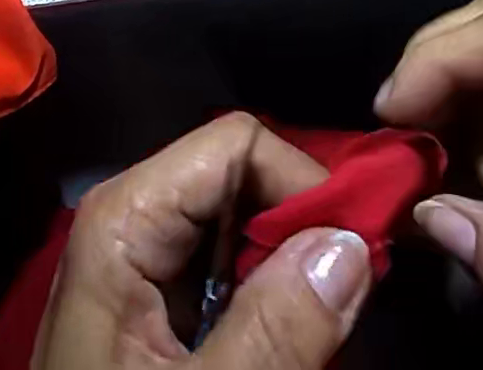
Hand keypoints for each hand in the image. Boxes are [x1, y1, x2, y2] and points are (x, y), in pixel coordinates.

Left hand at [34, 113, 374, 369]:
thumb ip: (274, 331)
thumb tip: (353, 245)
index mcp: (129, 213)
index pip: (238, 145)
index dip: (300, 182)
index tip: (353, 250)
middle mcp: (140, 210)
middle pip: (246, 175)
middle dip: (303, 227)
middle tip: (349, 295)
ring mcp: (151, 248)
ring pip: (249, 218)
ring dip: (295, 265)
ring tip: (322, 324)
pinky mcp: (164, 287)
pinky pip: (235, 260)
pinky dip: (274, 291)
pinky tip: (286, 338)